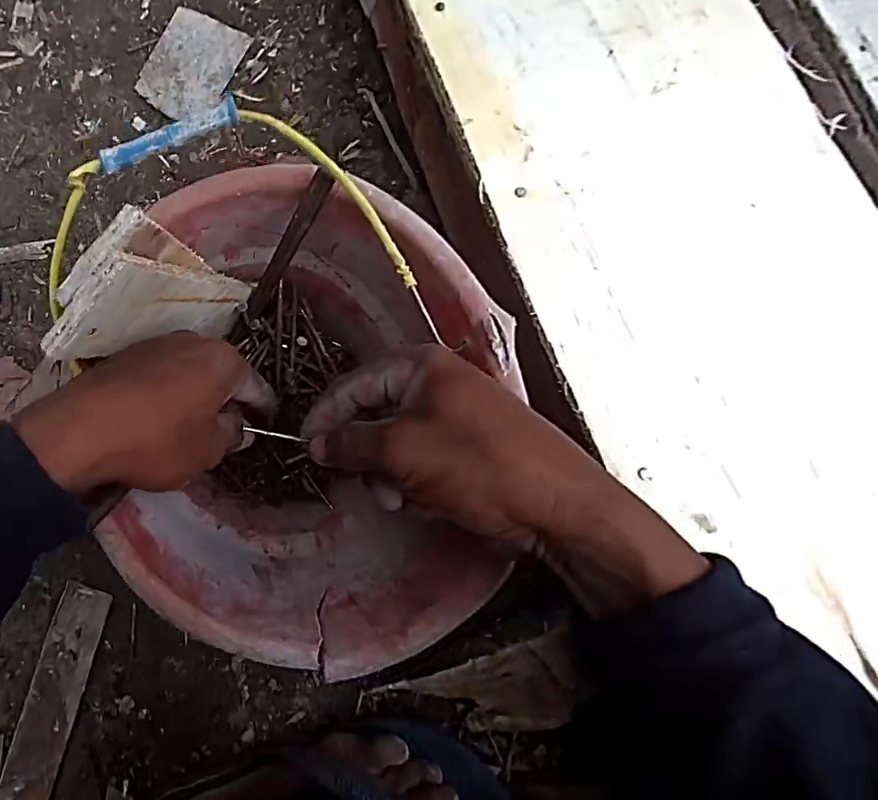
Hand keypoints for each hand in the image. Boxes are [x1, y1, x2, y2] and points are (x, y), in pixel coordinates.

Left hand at [13, 332, 275, 494]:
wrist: (80, 427)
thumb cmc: (155, 439)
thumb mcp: (206, 451)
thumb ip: (230, 435)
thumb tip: (233, 425)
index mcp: (220, 359)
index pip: (255, 385)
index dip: (261, 409)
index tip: (263, 425)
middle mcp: (189, 340)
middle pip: (218, 371)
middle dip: (224, 397)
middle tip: (225, 429)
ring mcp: (153, 343)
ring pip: (186, 370)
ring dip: (192, 392)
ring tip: (188, 424)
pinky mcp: (124, 354)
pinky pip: (157, 373)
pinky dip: (163, 391)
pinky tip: (155, 415)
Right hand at [303, 345, 707, 616]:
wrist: (569, 512)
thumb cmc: (482, 467)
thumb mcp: (400, 451)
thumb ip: (349, 443)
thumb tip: (318, 445)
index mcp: (420, 366)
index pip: (351, 385)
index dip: (324, 417)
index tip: (308, 446)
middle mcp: (436, 382)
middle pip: (372, 414)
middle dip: (365, 454)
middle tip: (366, 480)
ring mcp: (456, 413)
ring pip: (395, 441)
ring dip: (389, 474)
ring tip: (403, 498)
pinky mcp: (471, 445)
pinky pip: (422, 457)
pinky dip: (416, 480)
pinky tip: (430, 501)